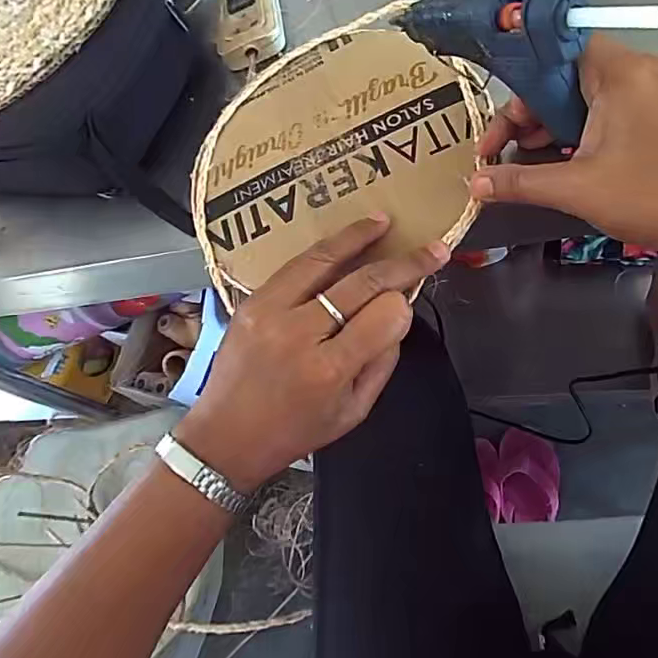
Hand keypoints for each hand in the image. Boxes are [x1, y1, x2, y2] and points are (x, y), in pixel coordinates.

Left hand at [174, 216, 447, 490]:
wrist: (225, 435)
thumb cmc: (294, 431)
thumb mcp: (353, 412)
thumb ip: (382, 362)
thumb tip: (398, 314)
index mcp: (328, 370)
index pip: (384, 316)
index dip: (403, 304)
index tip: (409, 301)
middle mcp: (298, 334)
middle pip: (361, 284)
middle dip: (403, 264)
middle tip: (431, 250)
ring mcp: (269, 312)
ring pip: (323, 261)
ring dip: (358, 237)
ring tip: (384, 221)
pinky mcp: (251, 302)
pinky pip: (295, 266)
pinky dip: (324, 250)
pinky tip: (345, 239)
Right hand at [470, 35, 657, 262]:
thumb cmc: (654, 194)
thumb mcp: (574, 189)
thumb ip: (519, 181)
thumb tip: (477, 183)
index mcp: (621, 73)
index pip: (559, 53)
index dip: (524, 87)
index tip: (504, 127)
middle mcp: (647, 72)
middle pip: (574, 77)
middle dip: (536, 114)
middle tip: (514, 151)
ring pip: (598, 98)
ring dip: (562, 126)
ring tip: (543, 163)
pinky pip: (623, 112)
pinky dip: (594, 132)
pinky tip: (581, 165)